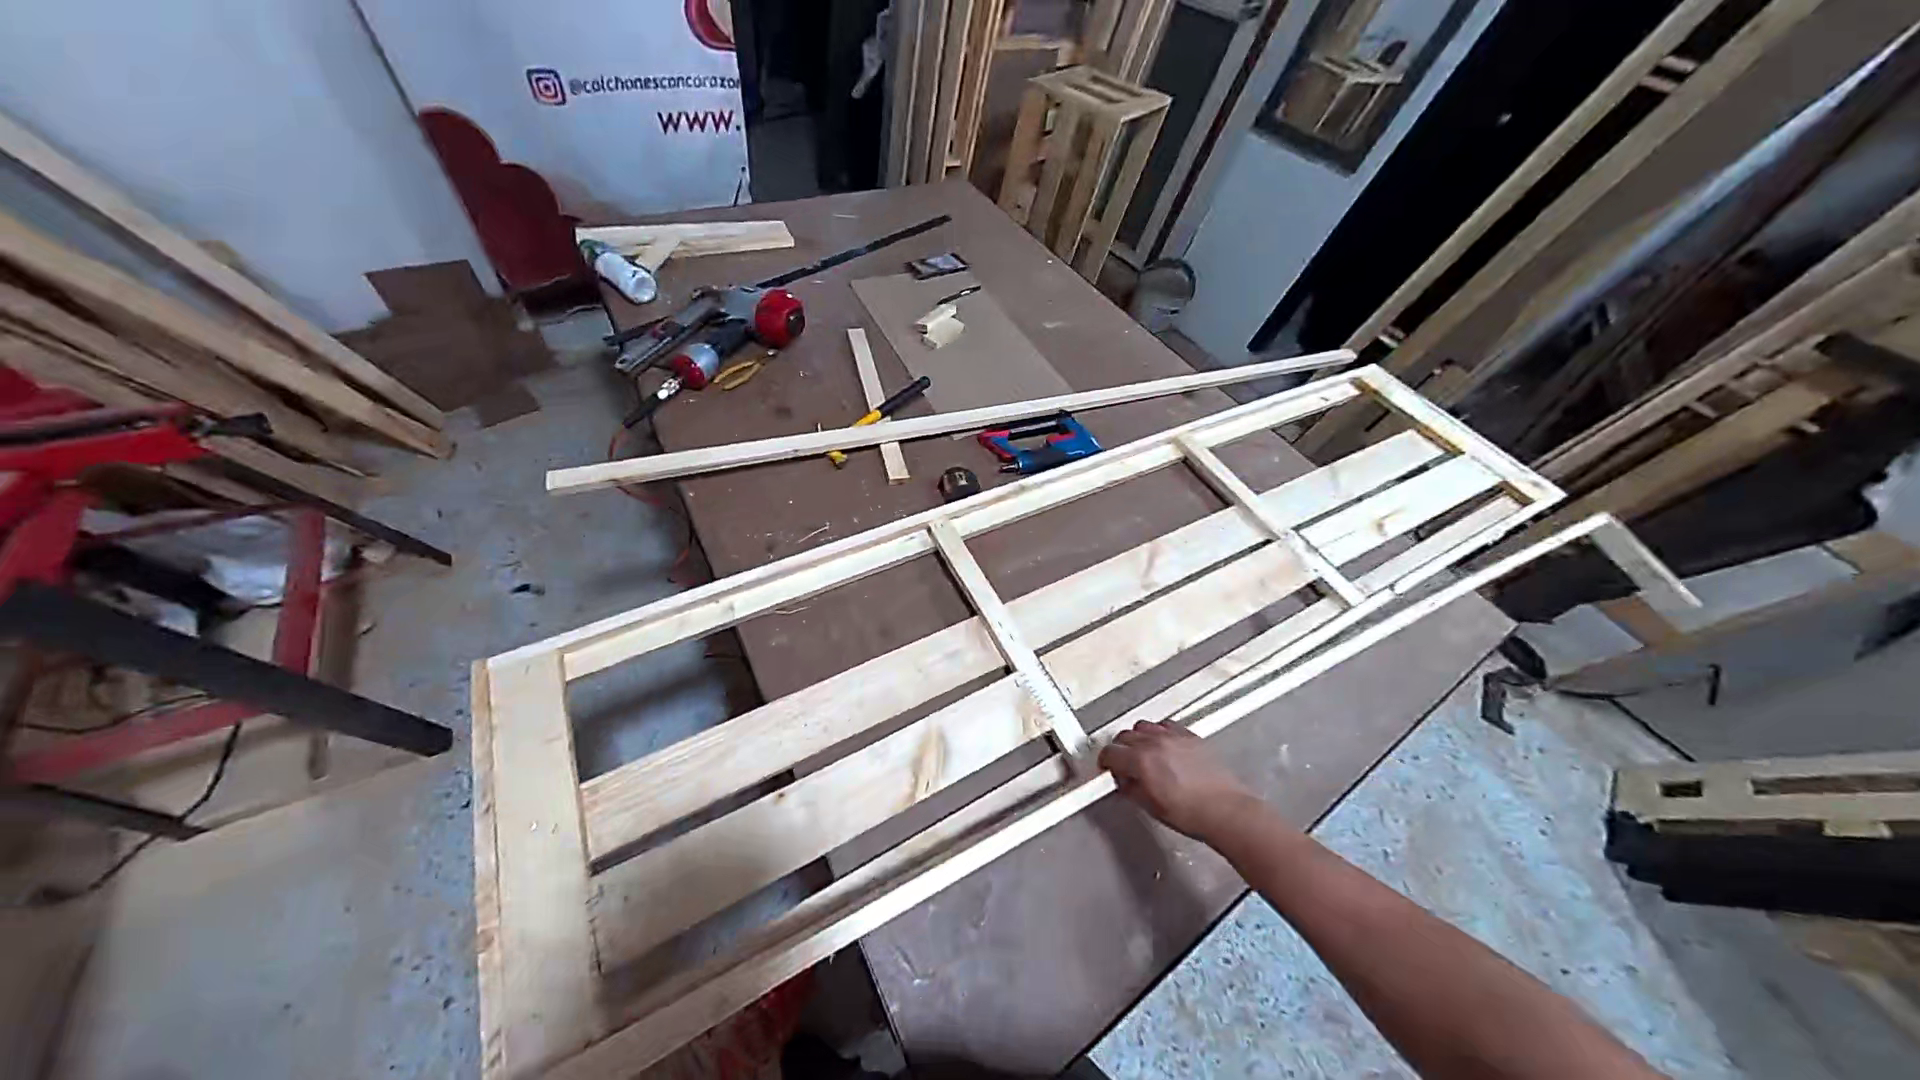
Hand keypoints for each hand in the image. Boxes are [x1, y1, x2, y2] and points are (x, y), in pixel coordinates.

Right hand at [1098, 721, 1267, 841]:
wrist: (1226, 811)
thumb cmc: (1193, 813)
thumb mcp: (1150, 807)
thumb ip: (1130, 788)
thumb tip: (1123, 781)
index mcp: (1141, 761)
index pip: (1110, 752)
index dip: (1106, 761)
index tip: (1108, 767)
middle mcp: (1155, 742)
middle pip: (1124, 735)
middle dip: (1120, 749)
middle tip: (1123, 763)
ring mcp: (1173, 736)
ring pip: (1143, 726)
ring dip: (1138, 737)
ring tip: (1143, 753)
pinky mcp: (1190, 736)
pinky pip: (1166, 725)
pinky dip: (1159, 732)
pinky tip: (1164, 746)